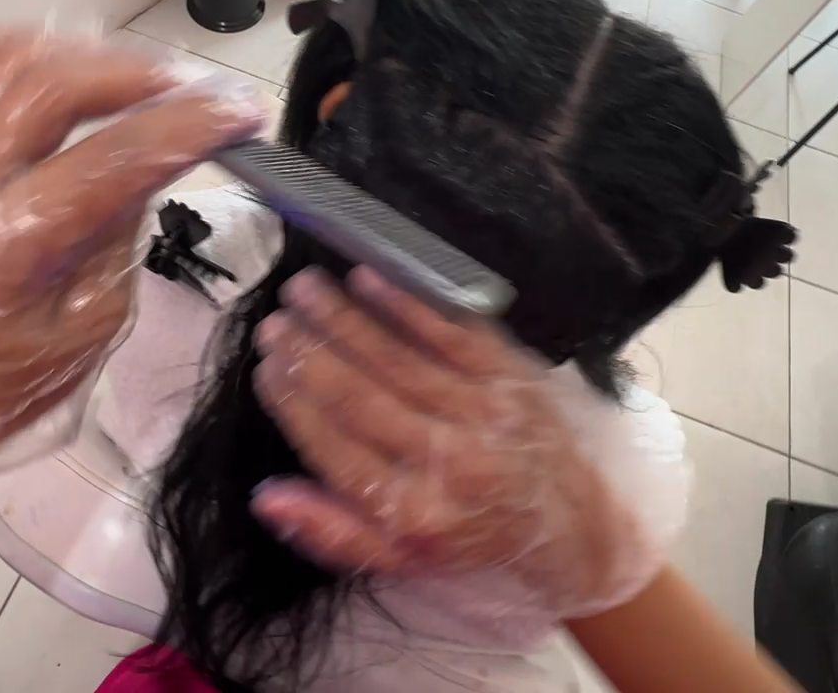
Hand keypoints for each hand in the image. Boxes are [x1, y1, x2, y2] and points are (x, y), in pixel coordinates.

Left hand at [0, 32, 268, 483]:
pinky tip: (67, 64)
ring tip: (147, 77)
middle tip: (200, 89)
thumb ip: (125, 226)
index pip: (114, 157)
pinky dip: (22, 53)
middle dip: (143, 75)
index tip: (245, 113)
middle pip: (53, 87)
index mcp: (6, 247)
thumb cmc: (21, 378)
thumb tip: (156, 156)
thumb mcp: (101, 314)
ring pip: (10, 63)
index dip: (189, 126)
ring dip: (89, 58)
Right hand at [248, 268, 659, 617]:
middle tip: (273, 322)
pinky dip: (404, 302)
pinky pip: (447, 330)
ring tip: (304, 289)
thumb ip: (333, 531)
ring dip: (344, 318)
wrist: (572, 519)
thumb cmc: (473, 536)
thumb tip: (266, 495)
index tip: (265, 368)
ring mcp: (481, 410)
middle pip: (361, 397)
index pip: (336, 449)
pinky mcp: (506, 372)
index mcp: (415, 512)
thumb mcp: (402, 559)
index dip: (294, 405)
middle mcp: (448, 461)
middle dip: (310, 354)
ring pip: (396, 357)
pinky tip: (366, 277)